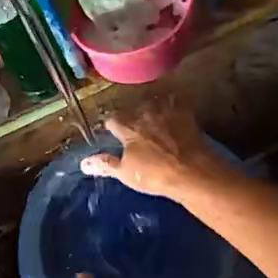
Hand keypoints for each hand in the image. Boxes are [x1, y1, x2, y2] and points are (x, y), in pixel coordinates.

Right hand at [79, 100, 236, 202]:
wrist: (193, 171)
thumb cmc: (155, 175)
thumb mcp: (126, 173)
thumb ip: (105, 164)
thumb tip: (84, 163)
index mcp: (127, 127)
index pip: (112, 119)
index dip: (112, 126)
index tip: (113, 132)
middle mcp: (144, 113)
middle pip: (133, 109)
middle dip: (132, 117)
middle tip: (135, 129)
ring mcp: (167, 111)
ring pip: (154, 103)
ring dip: (152, 109)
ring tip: (154, 119)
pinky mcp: (186, 113)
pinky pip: (176, 103)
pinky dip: (173, 107)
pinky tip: (175, 114)